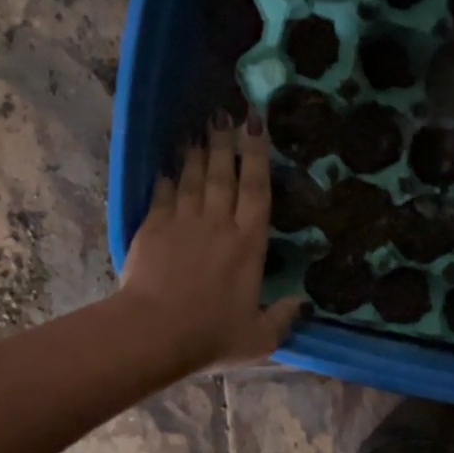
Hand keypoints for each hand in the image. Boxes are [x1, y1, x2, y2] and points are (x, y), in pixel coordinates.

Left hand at [118, 112, 304, 368]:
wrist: (155, 332)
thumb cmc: (211, 337)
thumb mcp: (259, 339)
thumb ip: (282, 318)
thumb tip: (302, 304)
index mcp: (249, 245)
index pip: (257, 191)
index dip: (258, 155)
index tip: (256, 125)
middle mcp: (218, 224)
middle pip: (223, 174)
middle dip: (225, 142)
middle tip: (224, 113)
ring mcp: (182, 223)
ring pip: (192, 179)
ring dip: (196, 154)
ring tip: (197, 131)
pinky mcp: (152, 230)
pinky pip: (162, 196)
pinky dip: (166, 180)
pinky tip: (166, 168)